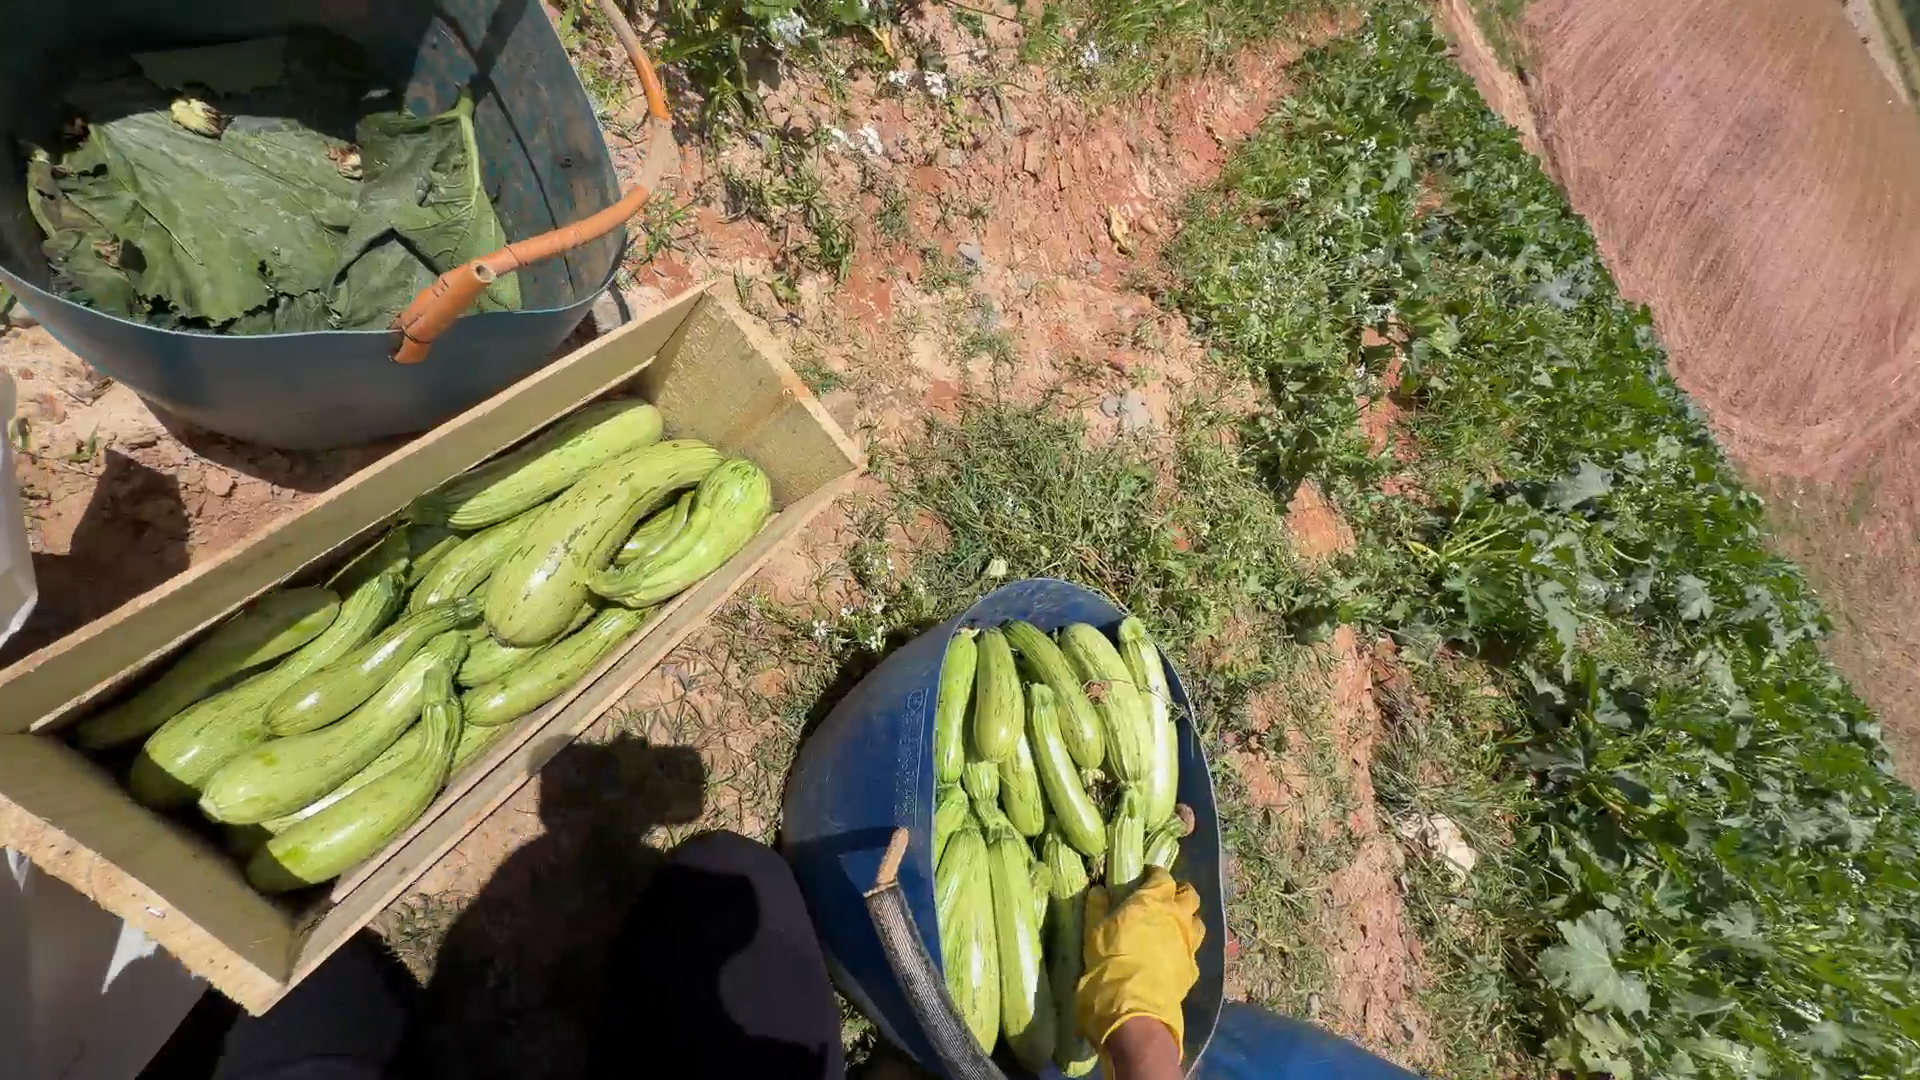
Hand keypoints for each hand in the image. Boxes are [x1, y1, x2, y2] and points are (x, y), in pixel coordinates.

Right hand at [1077, 867, 1204, 1054]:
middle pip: (1190, 895)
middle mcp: (1176, 916)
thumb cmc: (1110, 960)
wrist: (1133, 1008)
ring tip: (1174, 926)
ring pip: (1198, 922)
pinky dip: (1186, 950)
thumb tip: (1099, 890)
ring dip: (1188, 920)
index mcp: (1153, 900)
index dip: (1156, 874)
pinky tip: (1174, 957)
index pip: (1163, 876)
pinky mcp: (1193, 970)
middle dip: (1180, 893)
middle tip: (1166, 899)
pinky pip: (1194, 952)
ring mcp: (1188, 944)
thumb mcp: (1094, 930)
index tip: (1146, 877)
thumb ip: (1098, 906)